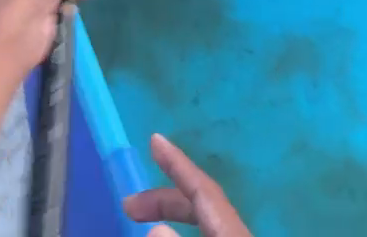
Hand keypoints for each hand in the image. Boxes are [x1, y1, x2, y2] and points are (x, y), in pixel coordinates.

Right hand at [123, 133, 252, 236]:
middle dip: (165, 198)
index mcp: (232, 230)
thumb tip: (156, 228)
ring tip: (144, 223)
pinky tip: (172, 234)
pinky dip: (187, 233)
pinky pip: (210, 235)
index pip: (203, 188)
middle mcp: (237, 231)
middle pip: (202, 204)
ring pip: (205, 224)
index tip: (154, 139)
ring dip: (172, 219)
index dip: (177, 163)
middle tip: (130, 206)